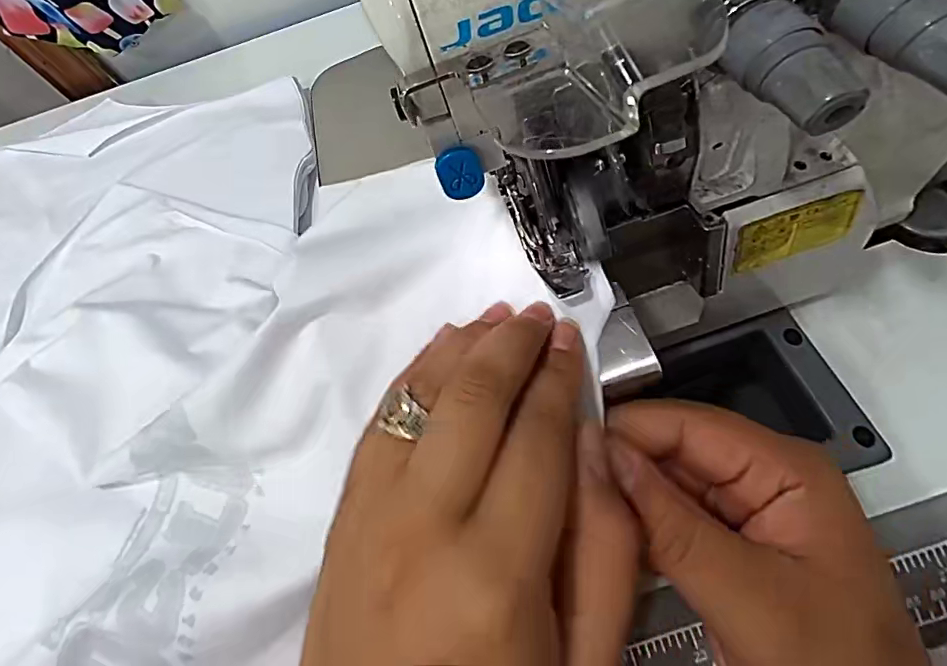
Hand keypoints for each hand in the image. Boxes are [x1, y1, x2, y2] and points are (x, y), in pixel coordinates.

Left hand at [301, 303, 640, 665]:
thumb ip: (604, 552)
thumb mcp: (582, 664)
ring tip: (494, 318)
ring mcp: (372, 515)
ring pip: (419, 396)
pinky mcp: (342, 516)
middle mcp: (424, 527)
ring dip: (459, 347)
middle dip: (509, 346)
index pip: (536, 437)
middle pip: (473, 399)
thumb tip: (593, 442)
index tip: (569, 341)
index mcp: (497, 573)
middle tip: (535, 316)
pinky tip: (437, 352)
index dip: (557, 378)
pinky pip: (380, 422)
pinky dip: (411, 375)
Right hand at [607, 401, 925, 665]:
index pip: (688, 423)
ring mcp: (748, 512)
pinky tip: (614, 537)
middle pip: (675, 450)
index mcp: (787, 469)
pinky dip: (643, 528)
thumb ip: (674, 524)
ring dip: (629, 499)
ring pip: (668, 485)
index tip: (577, 445)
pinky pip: (675, 519)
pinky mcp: (733, 546)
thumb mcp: (751, 598)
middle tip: (575, 485)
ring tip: (587, 509)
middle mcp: (766, 478)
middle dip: (625, 467)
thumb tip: (612, 457)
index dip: (629, 429)